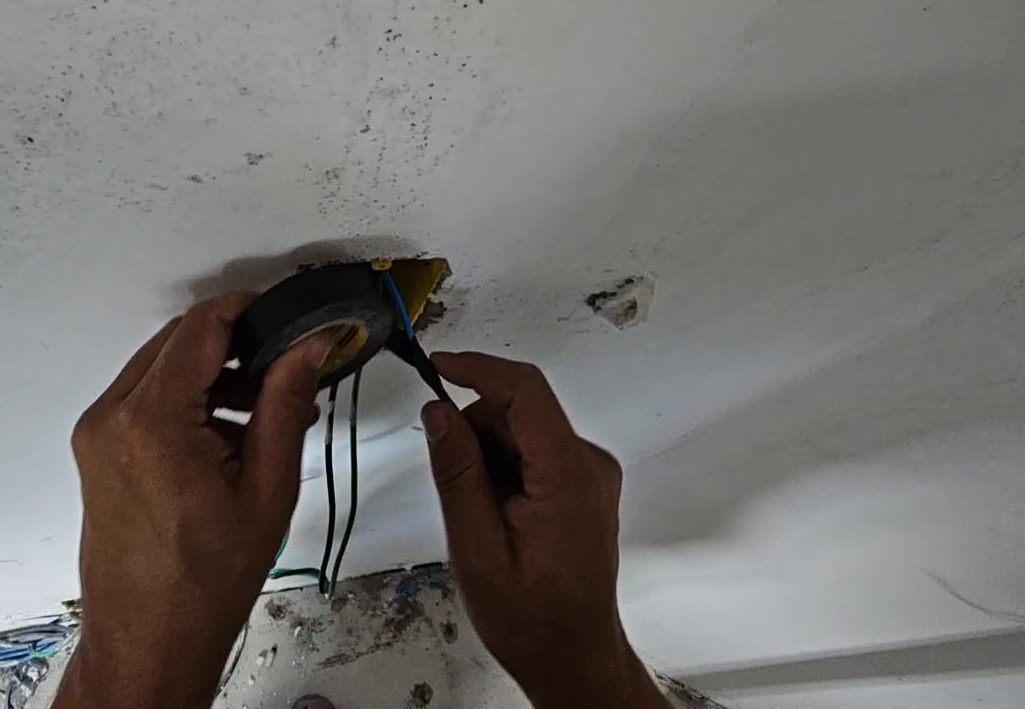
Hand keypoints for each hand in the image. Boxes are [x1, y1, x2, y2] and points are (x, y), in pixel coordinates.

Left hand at [57, 294, 327, 708]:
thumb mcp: (267, 487)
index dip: (245, 309)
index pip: (200, 327)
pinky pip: (146, 395)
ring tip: (262, 405)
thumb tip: (306, 347)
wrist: (148, 643)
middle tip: (280, 360)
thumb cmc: (203, 582)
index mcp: (152, 423)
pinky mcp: (98, 448)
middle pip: (178, 339)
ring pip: (161, 364)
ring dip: (211, 370)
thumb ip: (286, 403)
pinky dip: (187, 396)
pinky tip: (228, 431)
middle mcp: (113, 418)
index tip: (280, 312)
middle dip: (232, 341)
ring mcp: (98, 433)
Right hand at [420, 351, 668, 708]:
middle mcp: (589, 462)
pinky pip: (530, 446)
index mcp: (569, 477)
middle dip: (474, 433)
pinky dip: (502, 466)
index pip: (526, 391)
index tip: (434, 365)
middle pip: (517, 410)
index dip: (478, 368)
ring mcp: (589, 469)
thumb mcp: (476, 550)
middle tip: (457, 489)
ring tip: (484, 513)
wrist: (574, 659)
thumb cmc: (529, 619)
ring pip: (519, 427)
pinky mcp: (582, 477)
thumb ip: (457, 474)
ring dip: (487, 455)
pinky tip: (499, 510)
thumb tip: (437, 410)